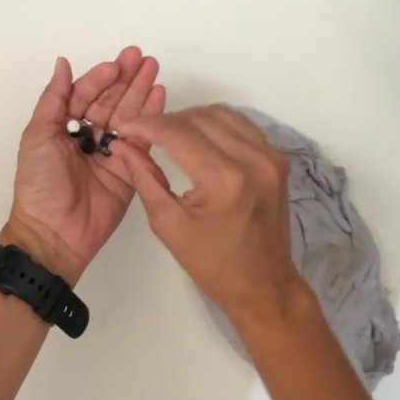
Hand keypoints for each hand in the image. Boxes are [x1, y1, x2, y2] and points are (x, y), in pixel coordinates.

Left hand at [4, 47, 165, 284]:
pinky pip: (141, 141)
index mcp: (63, 126)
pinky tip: (159, 97)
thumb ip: (53, 99)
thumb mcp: (38, 136)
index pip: (86, 94)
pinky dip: (151, 120)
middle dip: (126, 78)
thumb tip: (62, 63)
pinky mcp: (129, 170)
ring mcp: (110, 153)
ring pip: (128, 116)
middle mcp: (87, 136)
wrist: (53, 233)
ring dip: (141, 92)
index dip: (100, 78)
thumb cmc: (39, 184)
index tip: (116, 64)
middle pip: (110, 101)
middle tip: (143, 57)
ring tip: (155, 69)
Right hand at [111, 106, 304, 325]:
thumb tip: (122, 144)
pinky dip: (215, 124)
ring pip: (221, 113)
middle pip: (198, 118)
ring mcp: (270, 157)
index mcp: (225, 180)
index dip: (146, 126)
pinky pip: (241, 124)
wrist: (264, 286)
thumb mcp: (168, 224)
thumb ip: (144, 177)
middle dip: (165, 121)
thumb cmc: (212, 263)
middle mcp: (252, 160)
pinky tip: (197, 138)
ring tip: (167, 135)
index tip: (124, 128)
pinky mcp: (277, 159)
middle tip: (141, 134)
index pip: (177, 134)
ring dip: (190, 118)